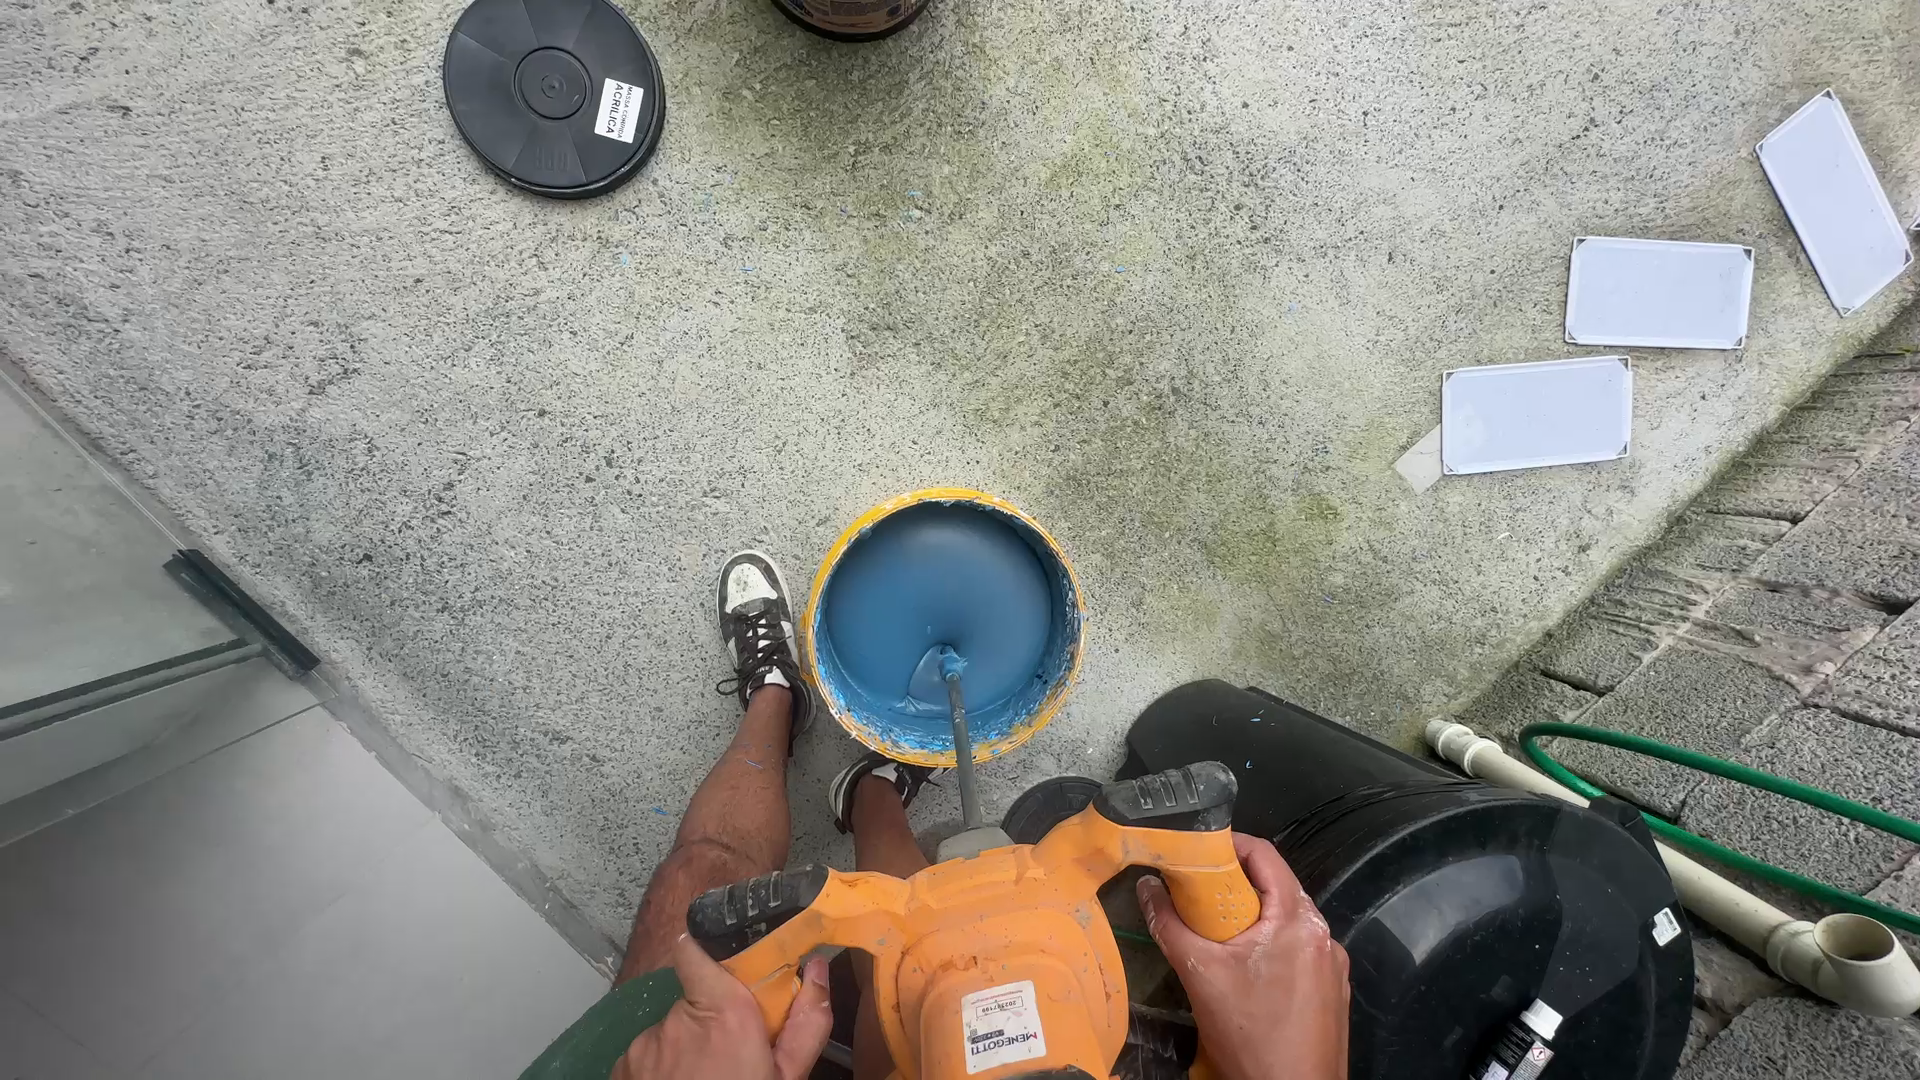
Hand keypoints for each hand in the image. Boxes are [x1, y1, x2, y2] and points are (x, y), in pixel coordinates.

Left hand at [611, 933, 832, 1079]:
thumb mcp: (789, 1078)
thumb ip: (808, 1021)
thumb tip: (818, 966)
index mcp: (723, 1012)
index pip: (694, 953)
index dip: (702, 954)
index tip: (717, 969)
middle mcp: (677, 1020)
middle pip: (694, 1001)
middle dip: (708, 1021)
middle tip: (725, 1056)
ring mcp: (644, 1047)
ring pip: (669, 1032)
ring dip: (683, 1049)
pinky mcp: (621, 1070)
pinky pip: (645, 1057)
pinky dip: (659, 1070)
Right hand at [1135, 833, 1349, 1079]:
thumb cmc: (1250, 1035)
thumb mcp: (1199, 973)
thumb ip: (1169, 923)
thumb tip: (1146, 885)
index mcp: (1298, 921)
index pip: (1265, 854)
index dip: (1228, 843)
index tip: (1196, 851)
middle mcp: (1324, 935)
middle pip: (1274, 885)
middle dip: (1232, 882)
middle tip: (1196, 888)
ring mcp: (1332, 965)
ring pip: (1284, 918)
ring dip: (1249, 914)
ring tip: (1213, 926)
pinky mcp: (1331, 991)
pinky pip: (1296, 947)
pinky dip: (1267, 942)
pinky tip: (1241, 965)